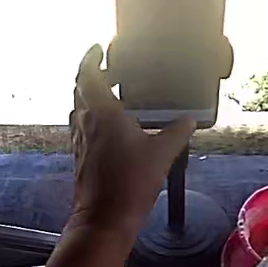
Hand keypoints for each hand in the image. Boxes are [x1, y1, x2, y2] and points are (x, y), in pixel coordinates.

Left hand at [68, 45, 194, 237]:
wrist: (104, 218)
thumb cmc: (131, 183)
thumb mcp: (163, 154)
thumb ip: (177, 132)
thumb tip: (189, 120)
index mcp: (102, 114)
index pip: (87, 74)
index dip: (91, 57)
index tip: (99, 48)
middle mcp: (85, 123)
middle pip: (79, 89)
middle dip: (92, 75)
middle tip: (111, 72)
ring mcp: (80, 140)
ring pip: (79, 108)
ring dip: (89, 97)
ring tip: (112, 97)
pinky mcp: (81, 157)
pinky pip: (83, 128)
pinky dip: (92, 119)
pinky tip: (111, 129)